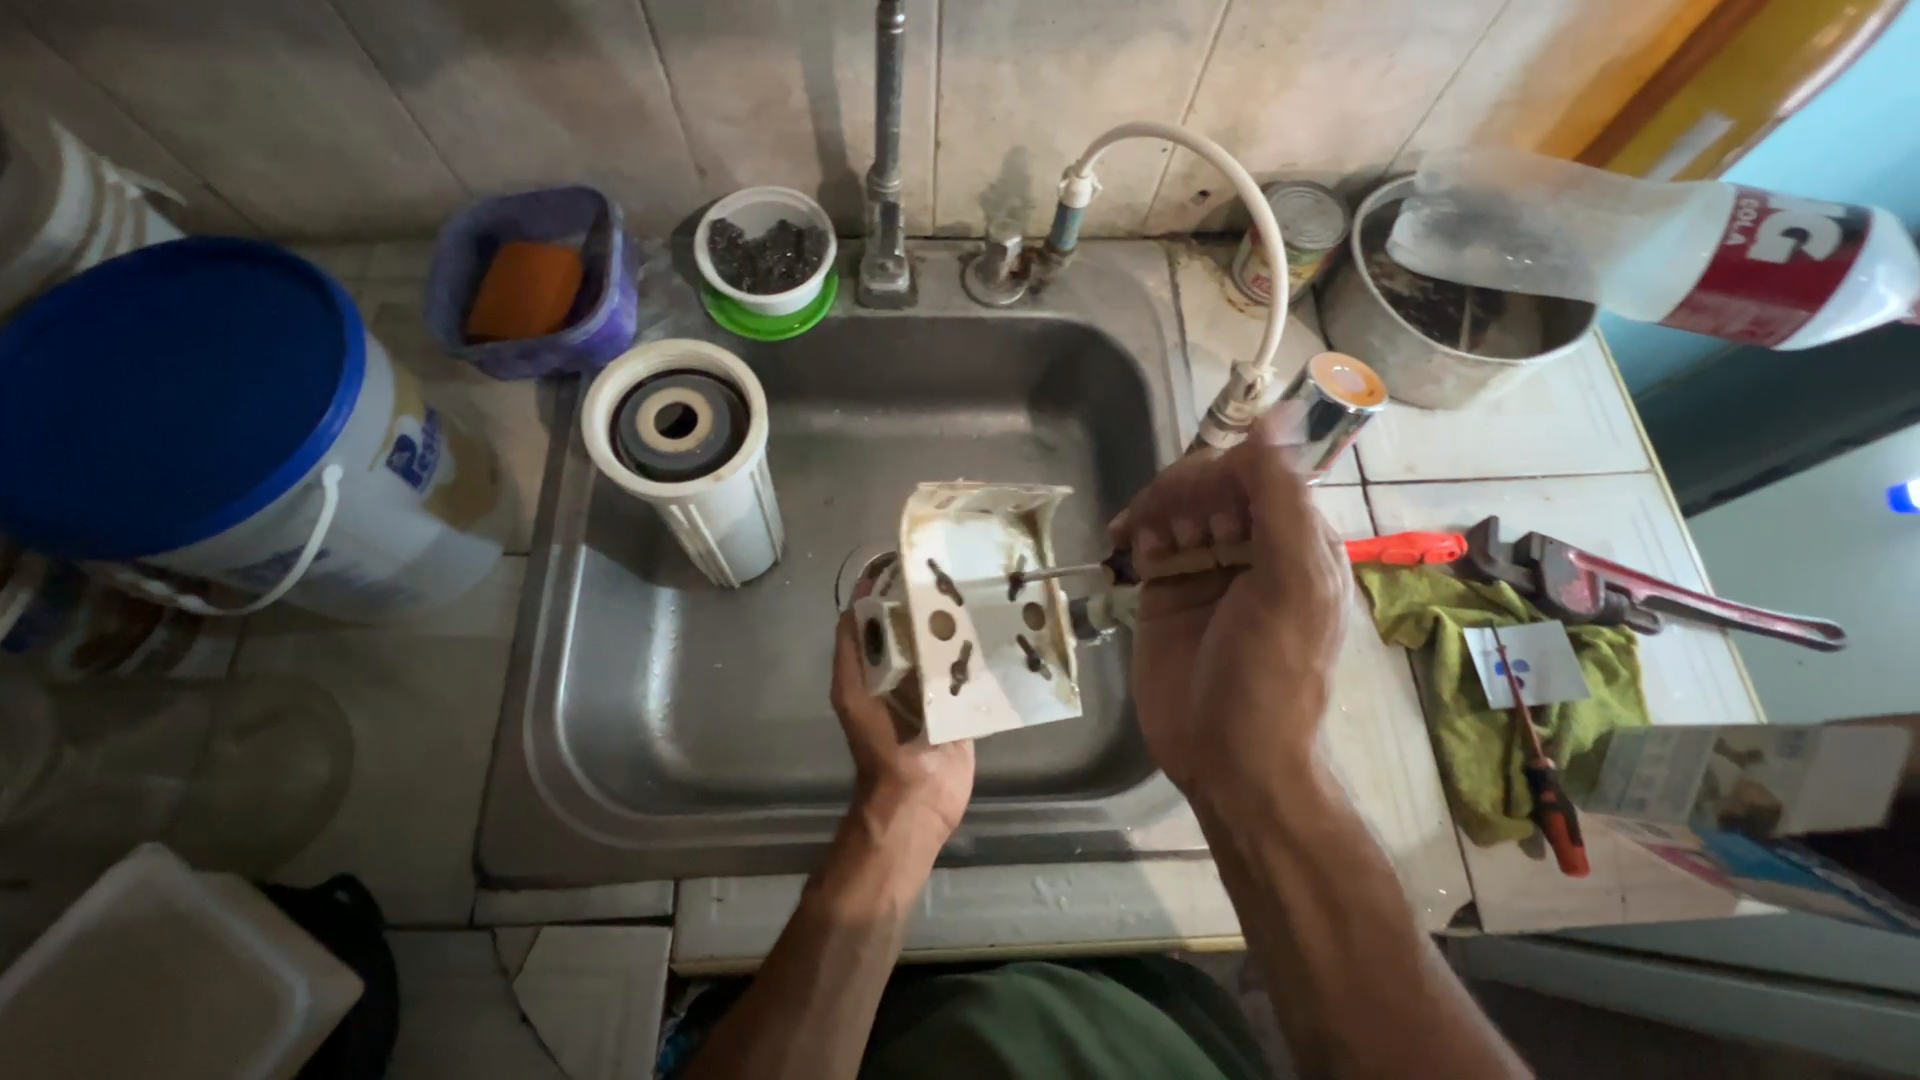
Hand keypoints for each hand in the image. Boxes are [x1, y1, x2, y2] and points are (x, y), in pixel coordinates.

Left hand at [831, 578, 975, 839]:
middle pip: (913, 631)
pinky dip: (982, 660)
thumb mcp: (854, 696)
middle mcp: (903, 676)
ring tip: (979, 595)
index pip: (874, 620)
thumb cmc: (880, 746)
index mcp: (873, 670)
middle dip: (927, 604)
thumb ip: (852, 655)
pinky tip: (1001, 636)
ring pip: (944, 650)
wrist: (916, 798)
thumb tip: (854, 606)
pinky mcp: (962, 710)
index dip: (881, 590)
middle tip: (951, 572)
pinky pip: (972, 679)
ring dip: (957, 629)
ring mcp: (934, 693)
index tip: (901, 560)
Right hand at [1112, 406, 1349, 800]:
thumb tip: (1275, 415)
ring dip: (1156, 509)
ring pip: (1176, 506)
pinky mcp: (1167, 591)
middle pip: (1211, 483)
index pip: (1256, 470)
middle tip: (1169, 531)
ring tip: (1145, 542)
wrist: (1228, 756)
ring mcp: (1207, 567)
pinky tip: (1125, 545)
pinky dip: (1135, 533)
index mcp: (1297, 538)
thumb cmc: (1270, 674)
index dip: (1222, 473)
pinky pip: (1149, 540)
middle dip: (1183, 493)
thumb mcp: (1292, 584)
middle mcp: (1253, 545)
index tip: (1198, 505)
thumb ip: (1283, 498)